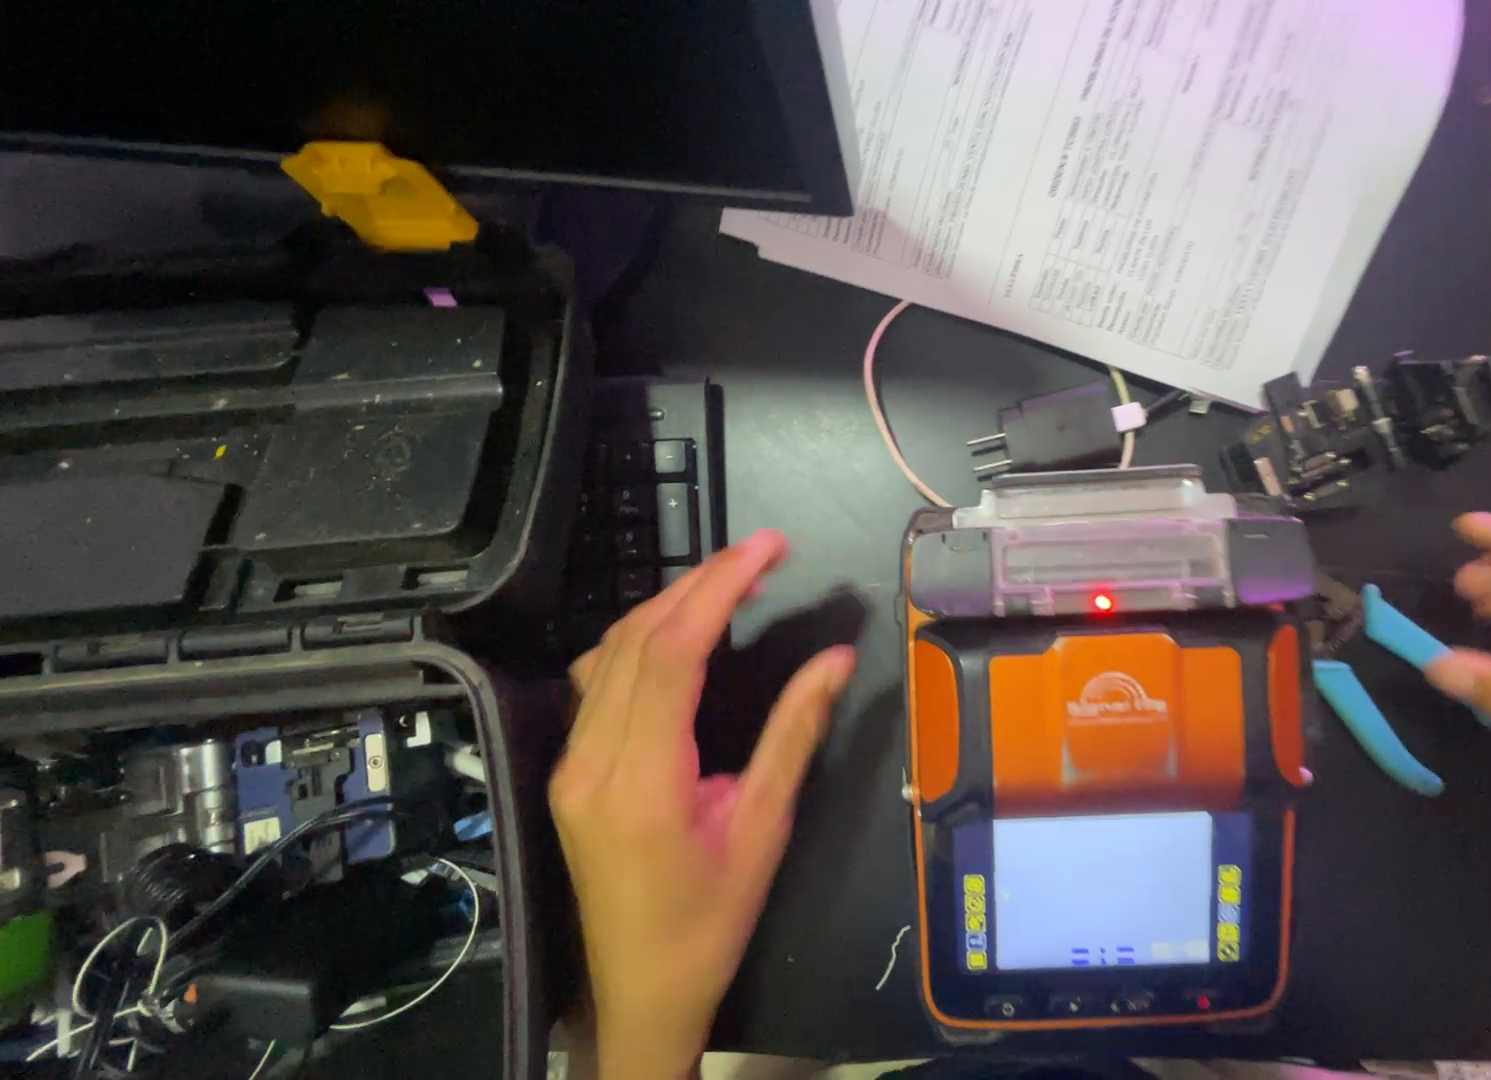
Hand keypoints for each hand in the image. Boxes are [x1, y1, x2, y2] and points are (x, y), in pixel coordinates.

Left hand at [551, 530, 856, 1079]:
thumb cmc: (710, 919)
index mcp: (642, 780)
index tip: (768, 549)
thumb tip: (835, 660)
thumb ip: (794, 734)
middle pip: (637, 639)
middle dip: (701, 581)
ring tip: (732, 580)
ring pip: (610, 652)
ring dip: (670, 603)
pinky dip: (642, 637)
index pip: (673, 653)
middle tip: (762, 552)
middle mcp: (593, 760)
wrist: (640, 990)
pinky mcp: (573, 769)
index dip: (720, 588)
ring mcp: (573, 763)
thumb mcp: (765, 827)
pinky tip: (679, 631)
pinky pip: (599, 680)